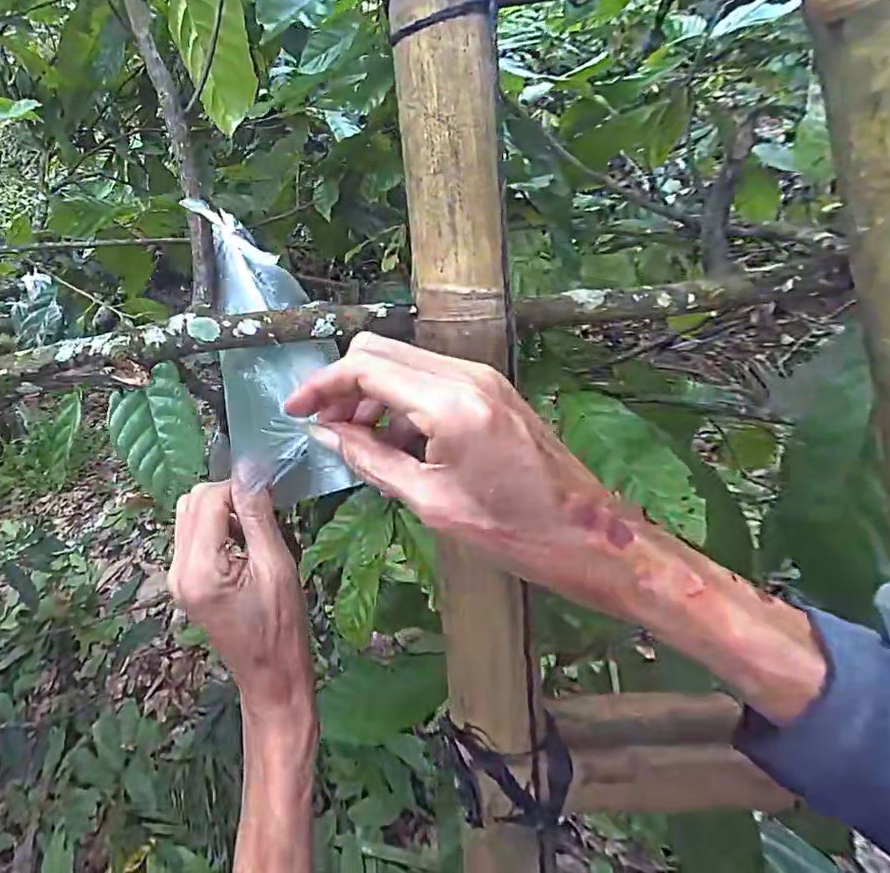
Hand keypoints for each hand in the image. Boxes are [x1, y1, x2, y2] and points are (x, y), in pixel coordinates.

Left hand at [171, 481, 315, 872]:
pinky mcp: (184, 581)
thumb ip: (258, 514)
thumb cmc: (282, 627)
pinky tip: (246, 545)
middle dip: (228, 496)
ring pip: (191, 514)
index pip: (208, 499)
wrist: (272, 679)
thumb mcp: (276, 565)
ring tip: (257, 531)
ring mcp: (177, 577)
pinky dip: (218, 527)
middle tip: (264, 512)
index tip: (269, 492)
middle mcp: (177, 570)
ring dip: (223, 510)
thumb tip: (250, 469)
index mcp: (198, 569)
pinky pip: (194, 534)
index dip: (239, 486)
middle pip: (192, 502)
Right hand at [286, 333, 826, 721]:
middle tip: (325, 428)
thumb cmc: (514, 532)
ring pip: (402, 362)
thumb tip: (323, 434)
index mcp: (449, 402)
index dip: (320, 386)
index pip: (364, 368)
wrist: (595, 538)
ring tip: (357, 441)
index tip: (294, 411)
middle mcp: (465, 374)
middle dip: (343, 385)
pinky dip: (401, 402)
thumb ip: (369, 459)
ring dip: (371, 394)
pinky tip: (396, 443)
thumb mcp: (430, 501)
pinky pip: (428, 379)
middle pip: (379, 351)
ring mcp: (482, 377)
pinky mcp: (491, 389)